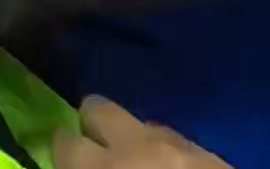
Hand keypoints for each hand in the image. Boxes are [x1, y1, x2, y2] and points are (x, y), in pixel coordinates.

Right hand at [54, 96, 231, 168]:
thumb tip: (80, 168)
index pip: (65, 144)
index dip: (61, 153)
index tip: (63, 164)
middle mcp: (135, 145)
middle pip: (98, 108)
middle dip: (90, 128)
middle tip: (94, 156)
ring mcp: (175, 144)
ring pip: (138, 121)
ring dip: (129, 139)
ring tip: (134, 166)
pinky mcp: (208, 152)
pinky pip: (172, 139)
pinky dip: (162, 151)